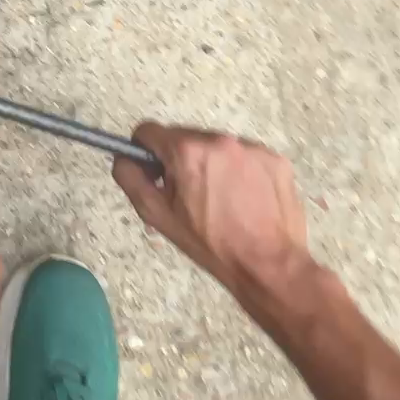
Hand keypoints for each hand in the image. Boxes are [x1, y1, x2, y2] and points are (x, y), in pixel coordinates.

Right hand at [111, 123, 315, 302]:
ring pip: (213, 145)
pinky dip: (238, 170)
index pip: (148, 131)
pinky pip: (243, 155)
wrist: (270, 267)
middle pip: (182, 137)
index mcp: (185, 150)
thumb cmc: (208, 242)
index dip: (145, 152)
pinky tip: (244, 197)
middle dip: (179, 159)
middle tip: (189, 193)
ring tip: (220, 198)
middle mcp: (218, 140)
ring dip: (209, 163)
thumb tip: (123, 156)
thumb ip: (129, 176)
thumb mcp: (155, 214)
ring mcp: (250, 148)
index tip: (155, 174)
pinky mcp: (275, 159)